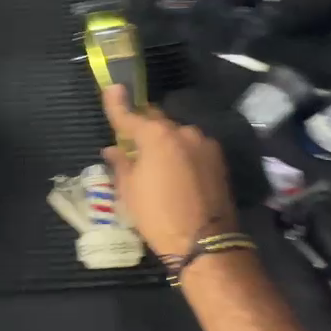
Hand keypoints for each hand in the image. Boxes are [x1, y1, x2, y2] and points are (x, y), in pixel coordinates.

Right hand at [100, 86, 237, 258]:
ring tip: (158, 163)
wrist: (207, 243)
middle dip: (143, 127)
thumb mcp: (129, 190)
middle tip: (132, 141)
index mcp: (155, 135)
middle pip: (155, 120)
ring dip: (165, 141)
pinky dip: (182, 152)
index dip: (116, 103)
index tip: (112, 87)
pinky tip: (178, 171)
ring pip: (176, 134)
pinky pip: (193, 147)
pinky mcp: (219, 159)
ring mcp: (204, 144)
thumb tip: (112, 149)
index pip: (128, 114)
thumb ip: (121, 162)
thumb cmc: (158, 215)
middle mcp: (181, 131)